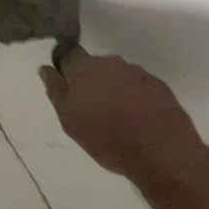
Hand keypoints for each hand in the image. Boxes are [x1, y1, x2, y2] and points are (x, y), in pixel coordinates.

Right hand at [39, 46, 206, 178]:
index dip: (66, 68)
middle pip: (95, 65)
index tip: (68, 87)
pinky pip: (140, 86)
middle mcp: (111, 63)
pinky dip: (136, 96)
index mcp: (84, 68)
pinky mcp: (160, 86)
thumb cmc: (107, 138)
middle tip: (92, 106)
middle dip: (92, 79)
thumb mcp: (69, 120)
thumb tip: (46, 68)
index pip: (68, 54)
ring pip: (119, 75)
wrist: (162, 154)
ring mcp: (138, 73)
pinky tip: (139, 118)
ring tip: (118, 115)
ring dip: (115, 88)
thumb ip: (55, 91)